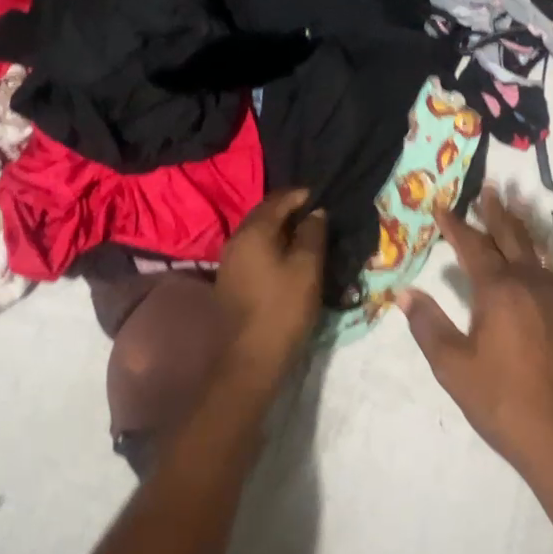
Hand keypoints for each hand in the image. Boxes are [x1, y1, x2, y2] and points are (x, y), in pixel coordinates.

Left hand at [215, 189, 325, 378]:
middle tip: (316, 213)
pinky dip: (272, 245)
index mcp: (253, 231)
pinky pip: (254, 250)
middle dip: (289, 209)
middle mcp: (236, 240)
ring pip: (258, 233)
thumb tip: (315, 212)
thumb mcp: (307, 268)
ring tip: (306, 234)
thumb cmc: (283, 308)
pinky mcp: (231, 281)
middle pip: (264, 213)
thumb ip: (312, 234)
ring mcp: (230, 262)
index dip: (301, 194)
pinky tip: (288, 256)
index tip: (322, 196)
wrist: (250, 359)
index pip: (278, 199)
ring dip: (280, 229)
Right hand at [397, 187, 552, 488]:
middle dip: (496, 213)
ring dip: (525, 228)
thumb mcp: (453, 367)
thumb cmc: (502, 401)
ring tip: (517, 207)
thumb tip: (405, 293)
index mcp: (498, 290)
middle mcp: (531, 283)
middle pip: (511, 238)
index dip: (456, 226)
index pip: (473, 247)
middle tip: (488, 188)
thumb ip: (428, 325)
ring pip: (540, 252)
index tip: (441, 207)